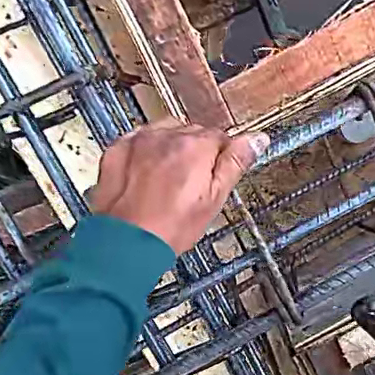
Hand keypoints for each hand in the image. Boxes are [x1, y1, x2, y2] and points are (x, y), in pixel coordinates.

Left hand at [92, 121, 267, 253]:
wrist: (126, 242)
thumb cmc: (170, 227)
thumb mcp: (214, 199)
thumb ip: (235, 163)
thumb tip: (256, 139)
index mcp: (196, 145)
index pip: (219, 137)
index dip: (218, 160)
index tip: (212, 177)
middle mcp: (166, 135)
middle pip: (191, 133)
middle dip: (194, 153)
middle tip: (189, 186)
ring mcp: (139, 141)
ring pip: (163, 134)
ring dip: (168, 149)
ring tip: (166, 182)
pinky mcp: (117, 150)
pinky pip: (137, 142)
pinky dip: (142, 153)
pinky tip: (144, 177)